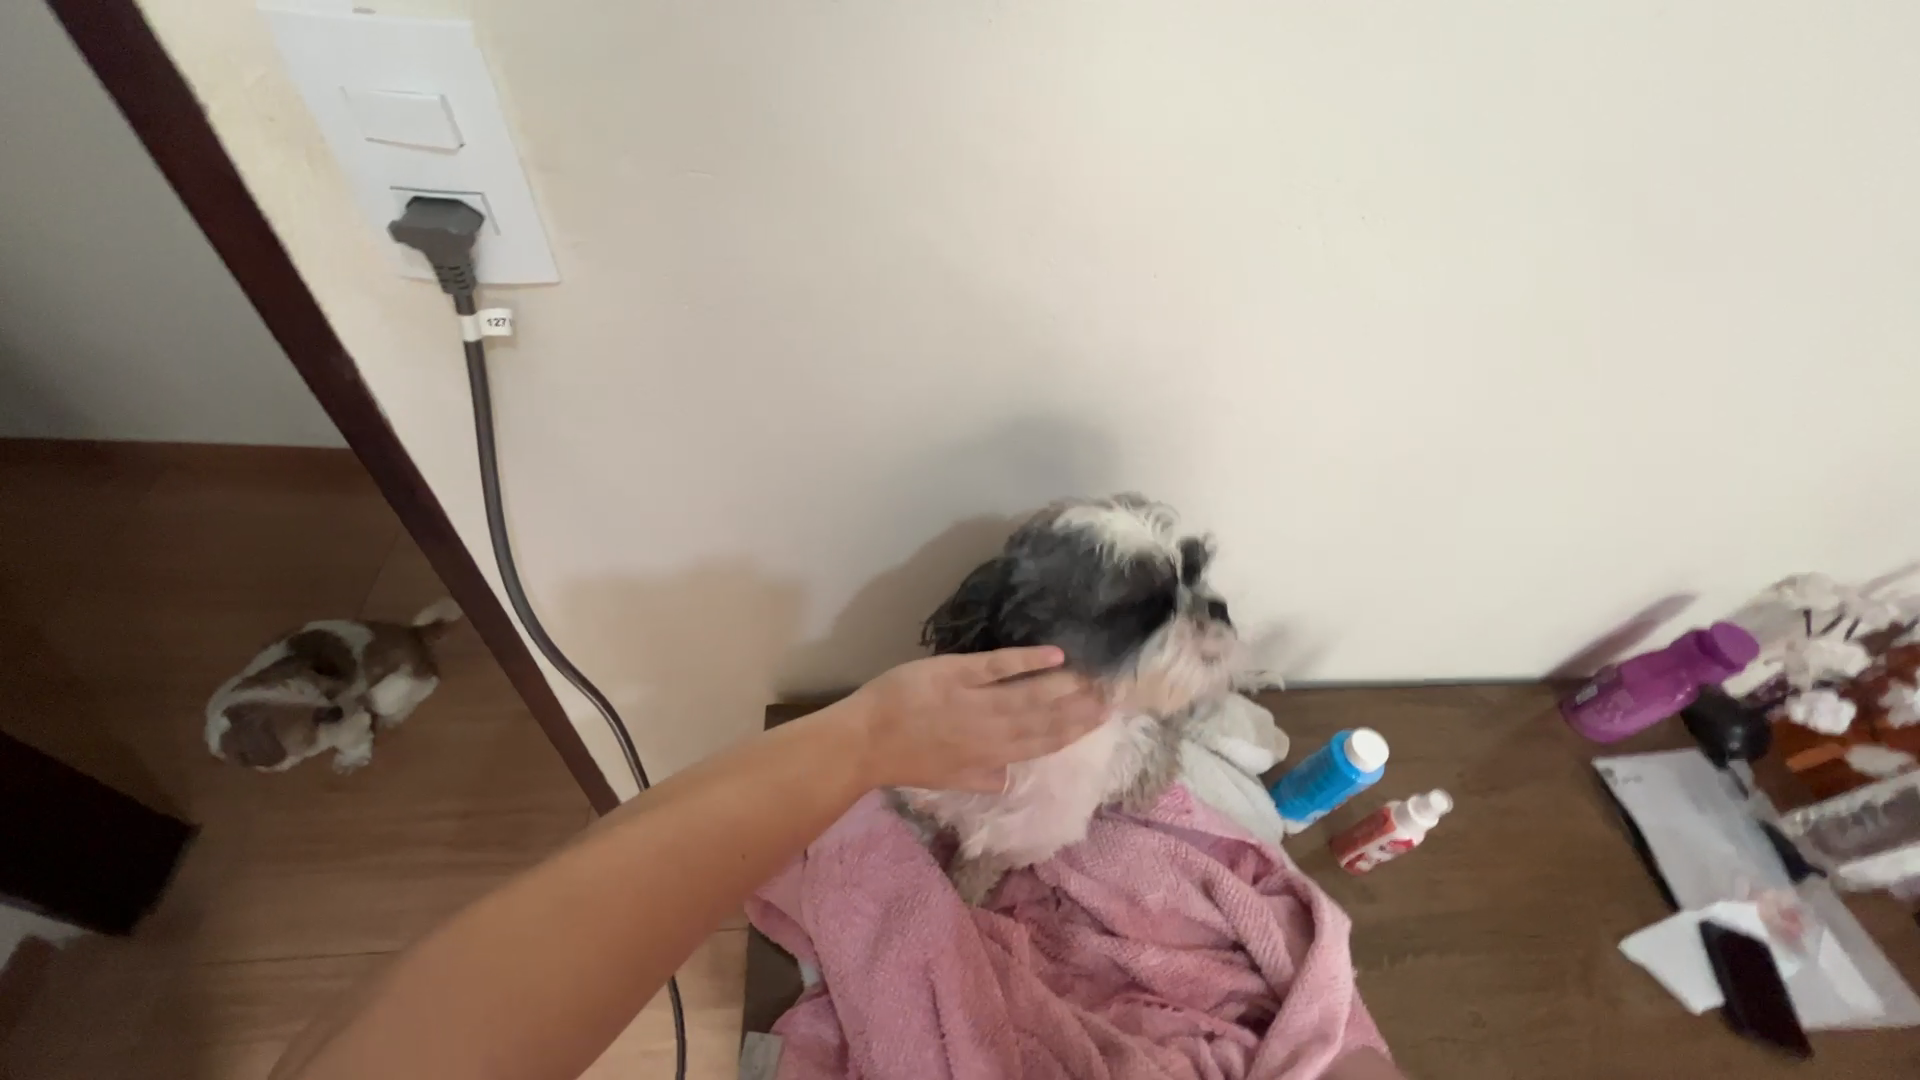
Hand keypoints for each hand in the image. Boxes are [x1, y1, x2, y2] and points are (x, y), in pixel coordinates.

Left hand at [841, 647, 1106, 792]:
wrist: (863, 740)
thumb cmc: (903, 759)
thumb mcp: (946, 779)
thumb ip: (980, 778)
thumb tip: (1010, 777)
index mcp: (988, 758)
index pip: (1041, 743)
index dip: (1074, 729)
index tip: (1103, 716)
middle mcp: (989, 732)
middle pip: (1043, 718)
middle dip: (1080, 706)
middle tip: (1113, 691)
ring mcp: (974, 701)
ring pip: (1028, 694)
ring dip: (1064, 685)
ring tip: (1094, 675)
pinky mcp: (956, 674)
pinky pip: (998, 666)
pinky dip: (1027, 660)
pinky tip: (1055, 654)